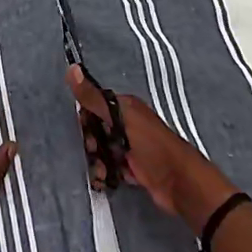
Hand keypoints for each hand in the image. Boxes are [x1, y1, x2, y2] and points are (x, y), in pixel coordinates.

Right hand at [68, 65, 238, 233]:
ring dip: (97, 162)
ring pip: (102, 151)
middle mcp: (127, 124)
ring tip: (101, 172)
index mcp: (125, 107)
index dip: (86, 119)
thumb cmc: (152, 146)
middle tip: (94, 153)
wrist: (179, 182)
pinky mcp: (132, 169)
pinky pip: (111, 168)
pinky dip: (106, 174)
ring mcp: (130, 147)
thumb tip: (72, 68)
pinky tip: (105, 181)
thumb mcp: (121, 119)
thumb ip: (94, 98)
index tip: (84, 132)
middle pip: (97, 131)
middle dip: (91, 144)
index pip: (95, 107)